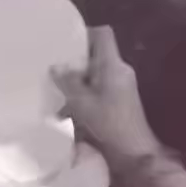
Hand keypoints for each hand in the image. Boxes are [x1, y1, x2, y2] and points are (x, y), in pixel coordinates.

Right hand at [55, 26, 166, 169]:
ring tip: (55, 90)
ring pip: (94, 73)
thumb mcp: (81, 102)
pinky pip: (98, 88)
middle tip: (51, 67)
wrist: (134, 153)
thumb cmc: (108, 123)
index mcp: (112, 65)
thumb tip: (56, 66)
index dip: (84, 33)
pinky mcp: (119, 100)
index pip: (102, 34)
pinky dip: (82, 94)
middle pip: (95, 54)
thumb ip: (68, 81)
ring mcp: (121, 86)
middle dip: (74, 60)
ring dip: (76, 81)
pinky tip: (66, 108)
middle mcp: (120, 70)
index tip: (63, 42)